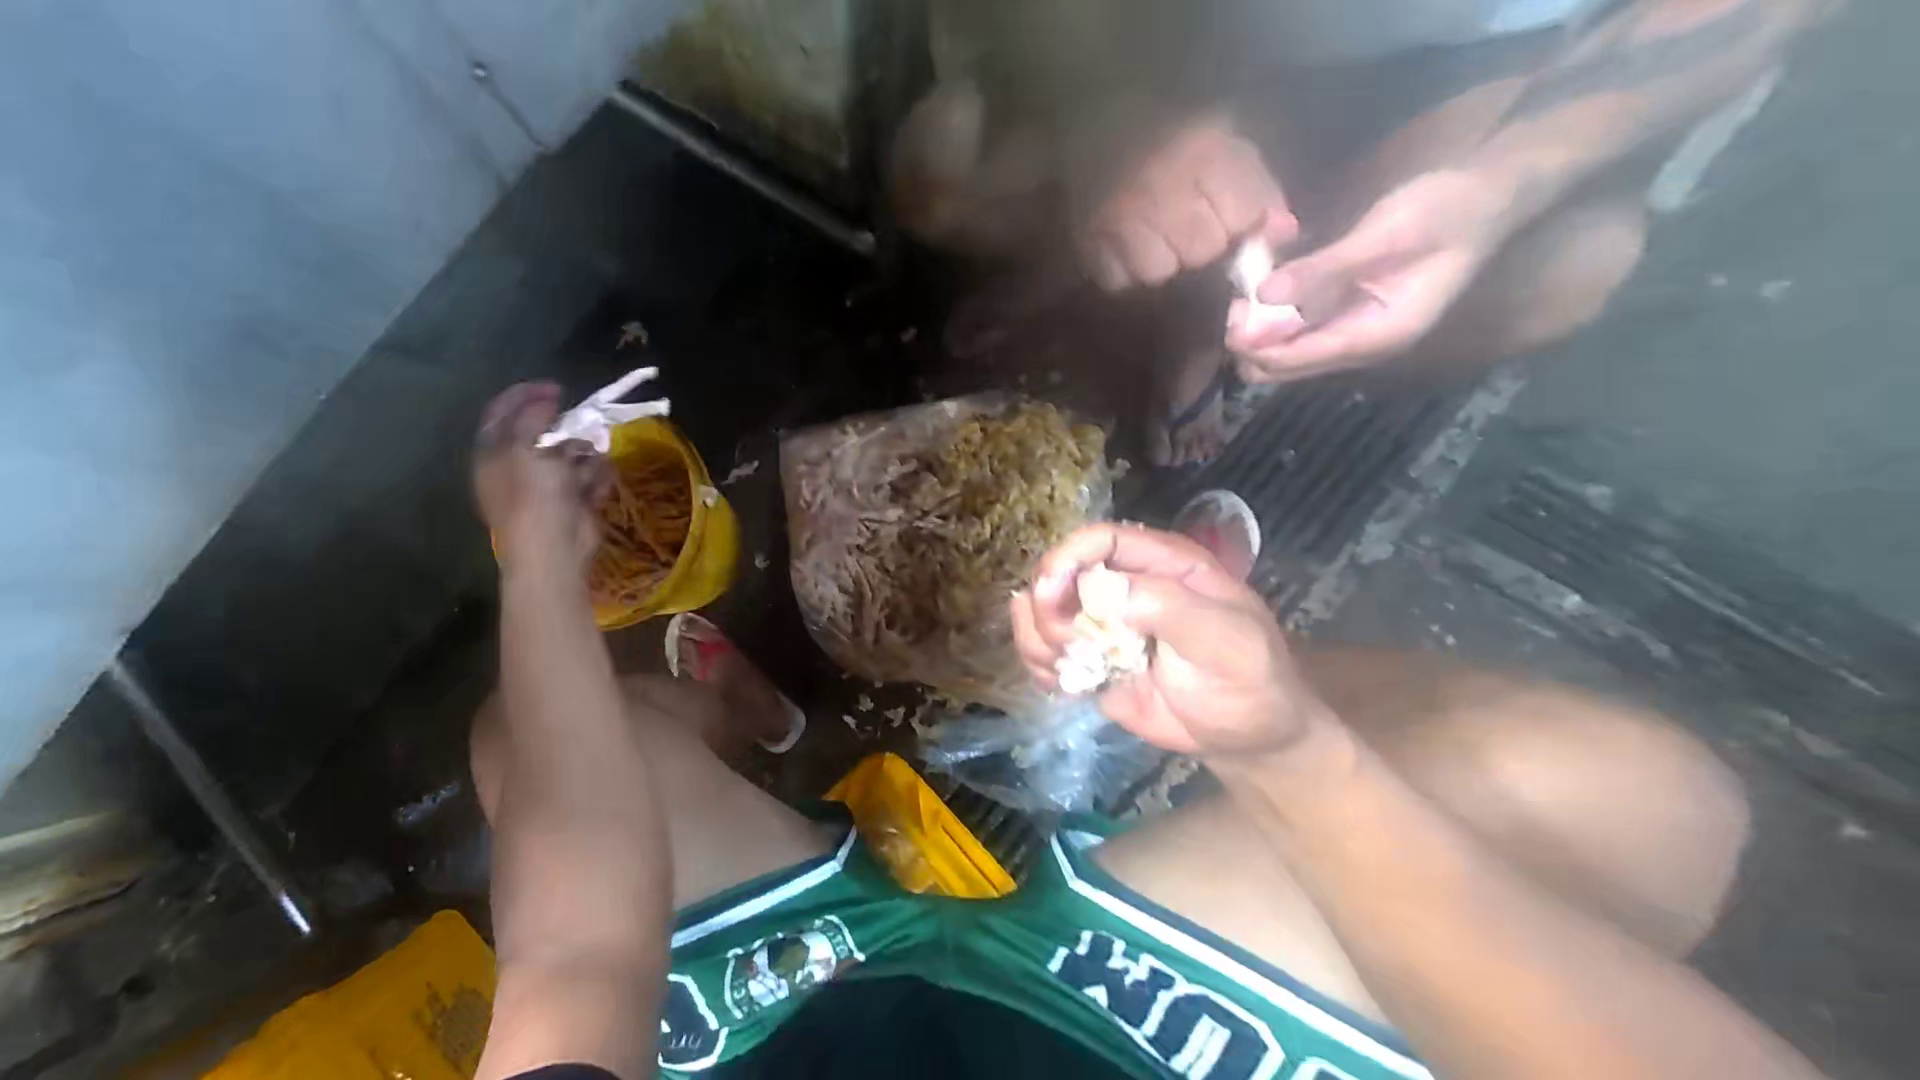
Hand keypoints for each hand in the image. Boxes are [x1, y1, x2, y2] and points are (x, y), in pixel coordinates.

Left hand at [473, 382, 611, 576]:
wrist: (553, 548)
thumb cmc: (532, 496)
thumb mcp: (526, 447)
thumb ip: (534, 417)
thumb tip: (548, 398)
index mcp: (494, 452)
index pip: (503, 411)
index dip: (526, 394)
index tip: (556, 388)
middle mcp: (517, 465)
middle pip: (543, 432)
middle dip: (565, 429)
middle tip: (581, 427)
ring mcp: (547, 484)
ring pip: (572, 453)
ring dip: (585, 455)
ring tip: (587, 465)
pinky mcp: (574, 500)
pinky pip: (589, 477)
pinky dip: (596, 478)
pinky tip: (594, 487)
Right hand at [1010, 524, 1332, 756]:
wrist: (1250, 735)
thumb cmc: (1249, 678)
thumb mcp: (1226, 640)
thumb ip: (1171, 609)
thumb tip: (1103, 592)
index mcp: (1162, 564)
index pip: (1100, 540)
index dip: (1066, 558)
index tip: (1048, 592)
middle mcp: (1126, 585)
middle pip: (1059, 575)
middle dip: (1048, 608)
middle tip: (1065, 644)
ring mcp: (1104, 624)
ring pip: (1043, 613)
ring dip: (1038, 639)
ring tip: (1064, 669)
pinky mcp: (1091, 660)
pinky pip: (1045, 651)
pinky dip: (1039, 665)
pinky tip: (1060, 684)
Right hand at [1080, 118, 1298, 290]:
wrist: (1093, 114)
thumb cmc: (1168, 130)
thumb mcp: (1225, 143)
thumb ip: (1259, 188)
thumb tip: (1285, 233)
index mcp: (1204, 152)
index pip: (1242, 219)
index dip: (1238, 226)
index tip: (1226, 219)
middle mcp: (1162, 188)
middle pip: (1200, 252)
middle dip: (1198, 247)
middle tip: (1184, 229)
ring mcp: (1120, 217)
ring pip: (1157, 272)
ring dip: (1159, 263)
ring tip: (1152, 241)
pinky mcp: (1087, 238)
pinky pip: (1117, 280)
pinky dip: (1122, 271)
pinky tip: (1124, 248)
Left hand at [1226, 169, 1517, 380]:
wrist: (1491, 192)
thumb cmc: (1448, 211)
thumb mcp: (1385, 235)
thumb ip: (1324, 269)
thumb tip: (1265, 295)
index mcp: (1379, 336)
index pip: (1304, 359)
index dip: (1261, 349)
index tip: (1229, 327)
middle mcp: (1363, 345)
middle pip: (1290, 366)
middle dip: (1256, 345)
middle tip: (1233, 308)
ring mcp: (1355, 332)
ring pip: (1290, 351)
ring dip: (1261, 333)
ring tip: (1239, 298)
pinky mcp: (1348, 315)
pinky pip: (1300, 329)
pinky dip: (1276, 317)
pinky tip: (1260, 291)